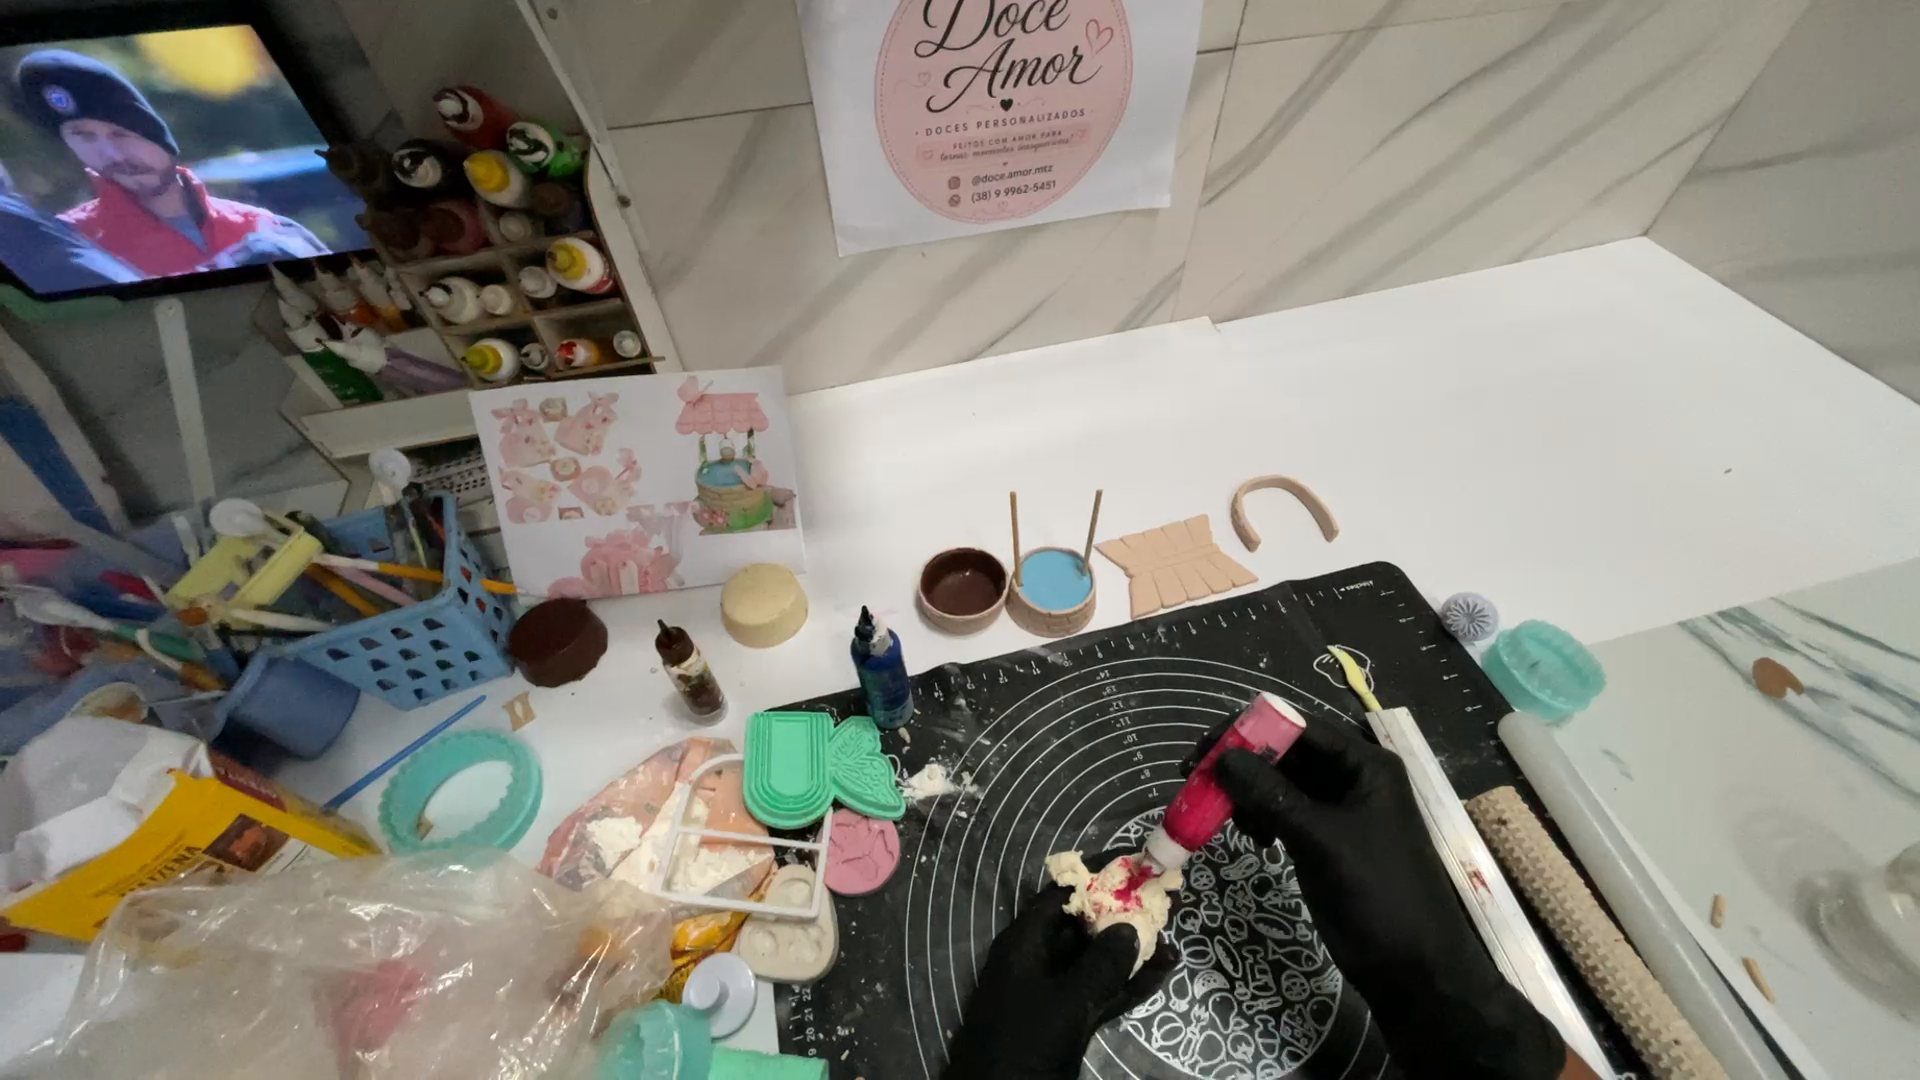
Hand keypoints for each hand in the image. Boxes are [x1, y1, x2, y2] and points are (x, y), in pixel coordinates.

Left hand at [944, 852, 1176, 1079]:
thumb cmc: (1021, 1044)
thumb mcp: (1062, 1005)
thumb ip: (1098, 967)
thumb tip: (1130, 928)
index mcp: (1024, 942)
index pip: (1061, 893)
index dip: (1095, 874)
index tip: (1133, 861)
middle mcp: (1038, 959)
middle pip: (1083, 923)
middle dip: (1121, 909)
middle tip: (1163, 897)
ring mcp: (1055, 992)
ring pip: (1098, 960)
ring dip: (1133, 948)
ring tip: (1173, 932)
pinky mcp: (1069, 1023)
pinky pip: (1103, 993)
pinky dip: (1130, 983)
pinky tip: (1164, 970)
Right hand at [1206, 717, 1565, 1079]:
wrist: (1415, 973)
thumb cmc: (1379, 894)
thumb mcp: (1322, 839)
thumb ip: (1270, 794)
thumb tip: (1221, 757)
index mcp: (1363, 764)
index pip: (1296, 725)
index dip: (1247, 729)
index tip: (1205, 748)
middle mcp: (1347, 775)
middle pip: (1280, 749)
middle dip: (1238, 761)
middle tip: (1195, 777)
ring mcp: (1333, 806)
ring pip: (1273, 779)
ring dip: (1242, 790)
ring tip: (1221, 814)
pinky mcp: (1318, 834)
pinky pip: (1276, 808)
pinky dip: (1255, 814)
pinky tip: (1251, 836)